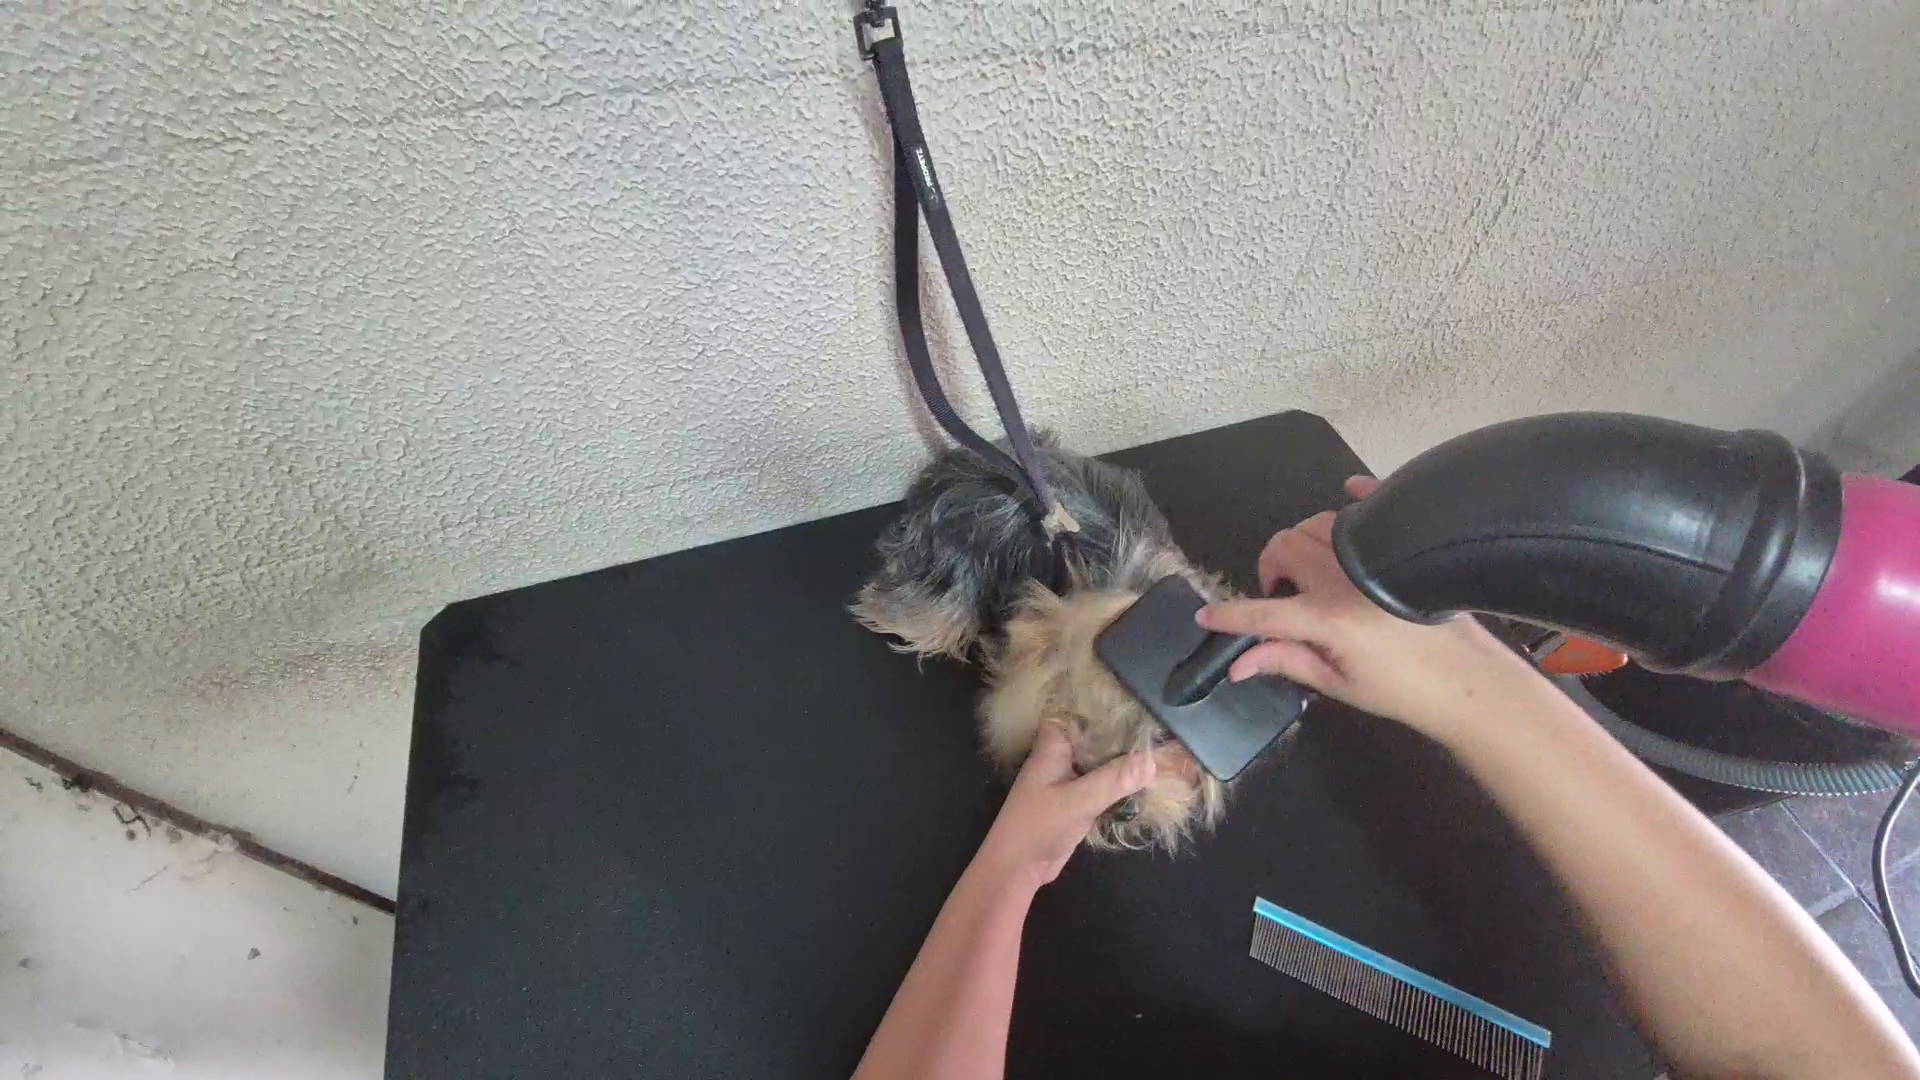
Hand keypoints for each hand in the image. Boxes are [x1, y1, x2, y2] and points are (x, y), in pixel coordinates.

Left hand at [977, 722, 1154, 889]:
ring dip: (1131, 759)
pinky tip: (1152, 776)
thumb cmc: (1038, 825)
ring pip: (1108, 758)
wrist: (1019, 866)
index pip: (1090, 712)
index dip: (1118, 707)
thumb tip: (1152, 759)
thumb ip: (1114, 779)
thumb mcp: (1078, 801)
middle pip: (1103, 734)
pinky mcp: (1081, 793)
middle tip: (1168, 730)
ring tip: (1170, 749)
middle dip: (1131, 735)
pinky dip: (1126, 779)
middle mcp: (1065, 750)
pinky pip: (1108, 779)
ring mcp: (1073, 772)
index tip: (1150, 705)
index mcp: (1056, 740)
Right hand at [1195, 476, 1544, 740]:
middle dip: (1270, 566)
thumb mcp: (1338, 683)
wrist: (1475, 685)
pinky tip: (1350, 494)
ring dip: (1303, 542)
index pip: (1260, 612)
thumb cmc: (1404, 691)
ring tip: (1314, 570)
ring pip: (1318, 524)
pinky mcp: (1404, 549)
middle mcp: (1344, 579)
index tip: (1206, 616)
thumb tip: (1236, 665)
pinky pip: (1374, 506)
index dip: (1228, 615)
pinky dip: (1359, 496)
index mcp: (1326, 619)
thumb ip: (1284, 661)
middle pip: (1283, 546)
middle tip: (1282, 593)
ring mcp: (1374, 558)